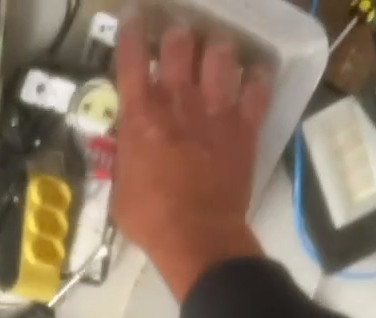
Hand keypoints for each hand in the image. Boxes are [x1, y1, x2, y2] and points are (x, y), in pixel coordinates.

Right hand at [113, 16, 271, 299]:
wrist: (197, 238)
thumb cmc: (150, 220)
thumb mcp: (118, 191)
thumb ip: (123, 158)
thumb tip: (126, 148)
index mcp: (139, 114)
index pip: (132, 54)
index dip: (132, 31)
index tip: (134, 22)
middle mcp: (178, 100)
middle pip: (180, 42)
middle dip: (178, 38)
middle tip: (178, 45)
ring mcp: (215, 110)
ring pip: (221, 53)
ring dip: (217, 52)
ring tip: (216, 58)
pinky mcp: (245, 126)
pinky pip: (258, 87)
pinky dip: (256, 80)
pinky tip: (252, 81)